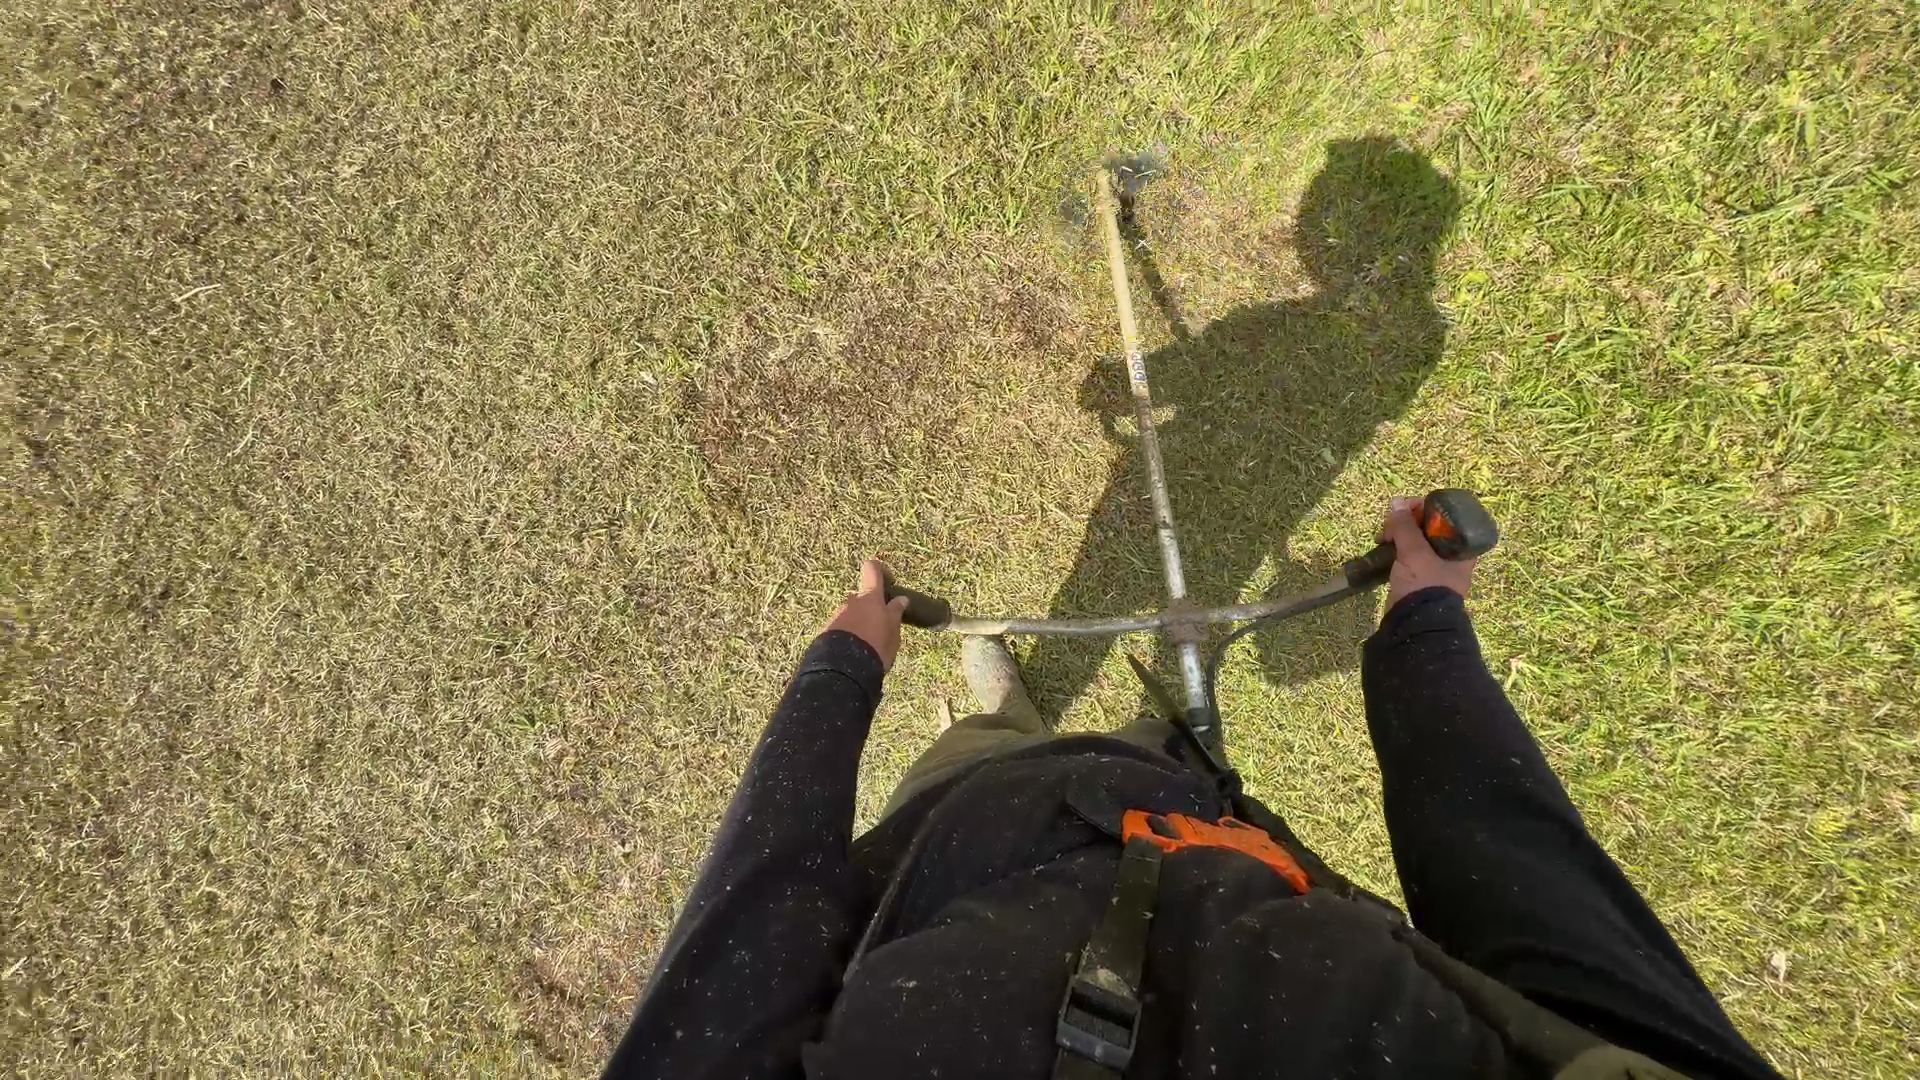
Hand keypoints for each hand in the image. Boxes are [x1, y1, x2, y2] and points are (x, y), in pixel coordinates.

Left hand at [822, 559, 910, 670]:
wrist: (843, 668)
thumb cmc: (875, 645)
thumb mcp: (892, 630)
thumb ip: (895, 613)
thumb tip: (901, 599)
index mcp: (870, 597)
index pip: (872, 569)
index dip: (880, 570)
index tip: (888, 580)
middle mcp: (851, 601)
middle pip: (862, 596)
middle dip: (870, 607)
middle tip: (880, 625)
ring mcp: (837, 615)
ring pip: (851, 613)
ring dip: (859, 622)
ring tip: (868, 644)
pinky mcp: (827, 630)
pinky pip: (841, 627)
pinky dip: (848, 633)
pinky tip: (854, 650)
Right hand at [1378, 495, 1476, 612]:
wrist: (1415, 621)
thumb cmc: (1424, 584)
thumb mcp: (1414, 552)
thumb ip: (1404, 526)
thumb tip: (1395, 502)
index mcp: (1462, 545)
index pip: (1445, 515)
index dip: (1423, 508)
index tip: (1402, 511)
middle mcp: (1451, 552)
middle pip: (1427, 525)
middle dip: (1405, 521)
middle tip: (1388, 528)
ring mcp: (1433, 563)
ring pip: (1414, 538)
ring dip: (1396, 534)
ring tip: (1381, 539)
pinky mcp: (1417, 573)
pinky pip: (1405, 552)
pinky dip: (1394, 547)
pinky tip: (1382, 548)